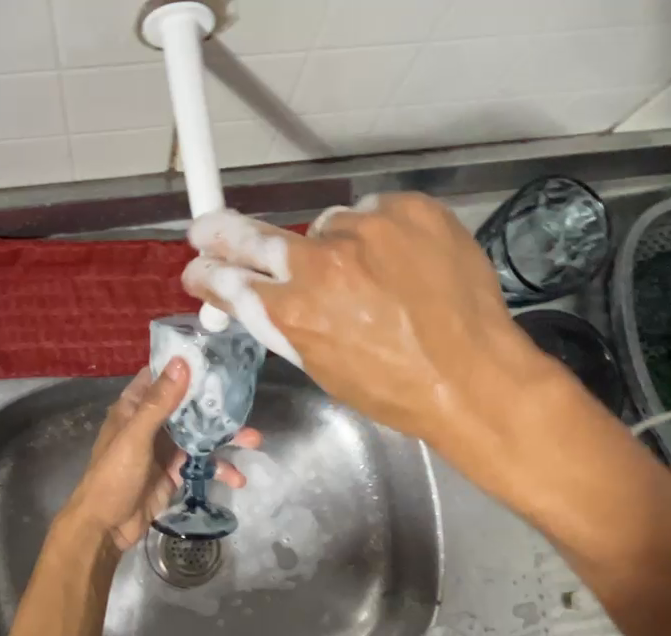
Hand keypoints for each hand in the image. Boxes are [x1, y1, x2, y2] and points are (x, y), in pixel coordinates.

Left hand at [56, 359, 261, 555]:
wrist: (106, 526)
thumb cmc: (114, 476)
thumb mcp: (135, 437)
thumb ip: (158, 402)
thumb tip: (182, 363)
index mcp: (135, 408)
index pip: (161, 377)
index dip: (186, 367)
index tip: (217, 359)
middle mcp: (151, 424)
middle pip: (188, 407)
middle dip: (217, 406)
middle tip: (247, 404)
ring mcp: (164, 449)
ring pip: (199, 436)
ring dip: (225, 439)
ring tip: (254, 441)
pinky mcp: (174, 473)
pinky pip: (201, 464)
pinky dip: (219, 469)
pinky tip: (237, 477)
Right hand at [179, 195, 572, 464]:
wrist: (473, 375)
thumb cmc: (397, 390)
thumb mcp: (326, 368)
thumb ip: (290, 325)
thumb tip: (268, 299)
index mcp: (296, 313)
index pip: (232, 281)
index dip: (208, 274)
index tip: (197, 267)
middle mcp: (323, 264)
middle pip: (255, 236)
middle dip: (223, 234)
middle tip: (205, 229)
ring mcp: (368, 230)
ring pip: (329, 226)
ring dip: (335, 247)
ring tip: (370, 279)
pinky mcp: (410, 209)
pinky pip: (375, 213)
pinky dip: (379, 234)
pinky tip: (399, 264)